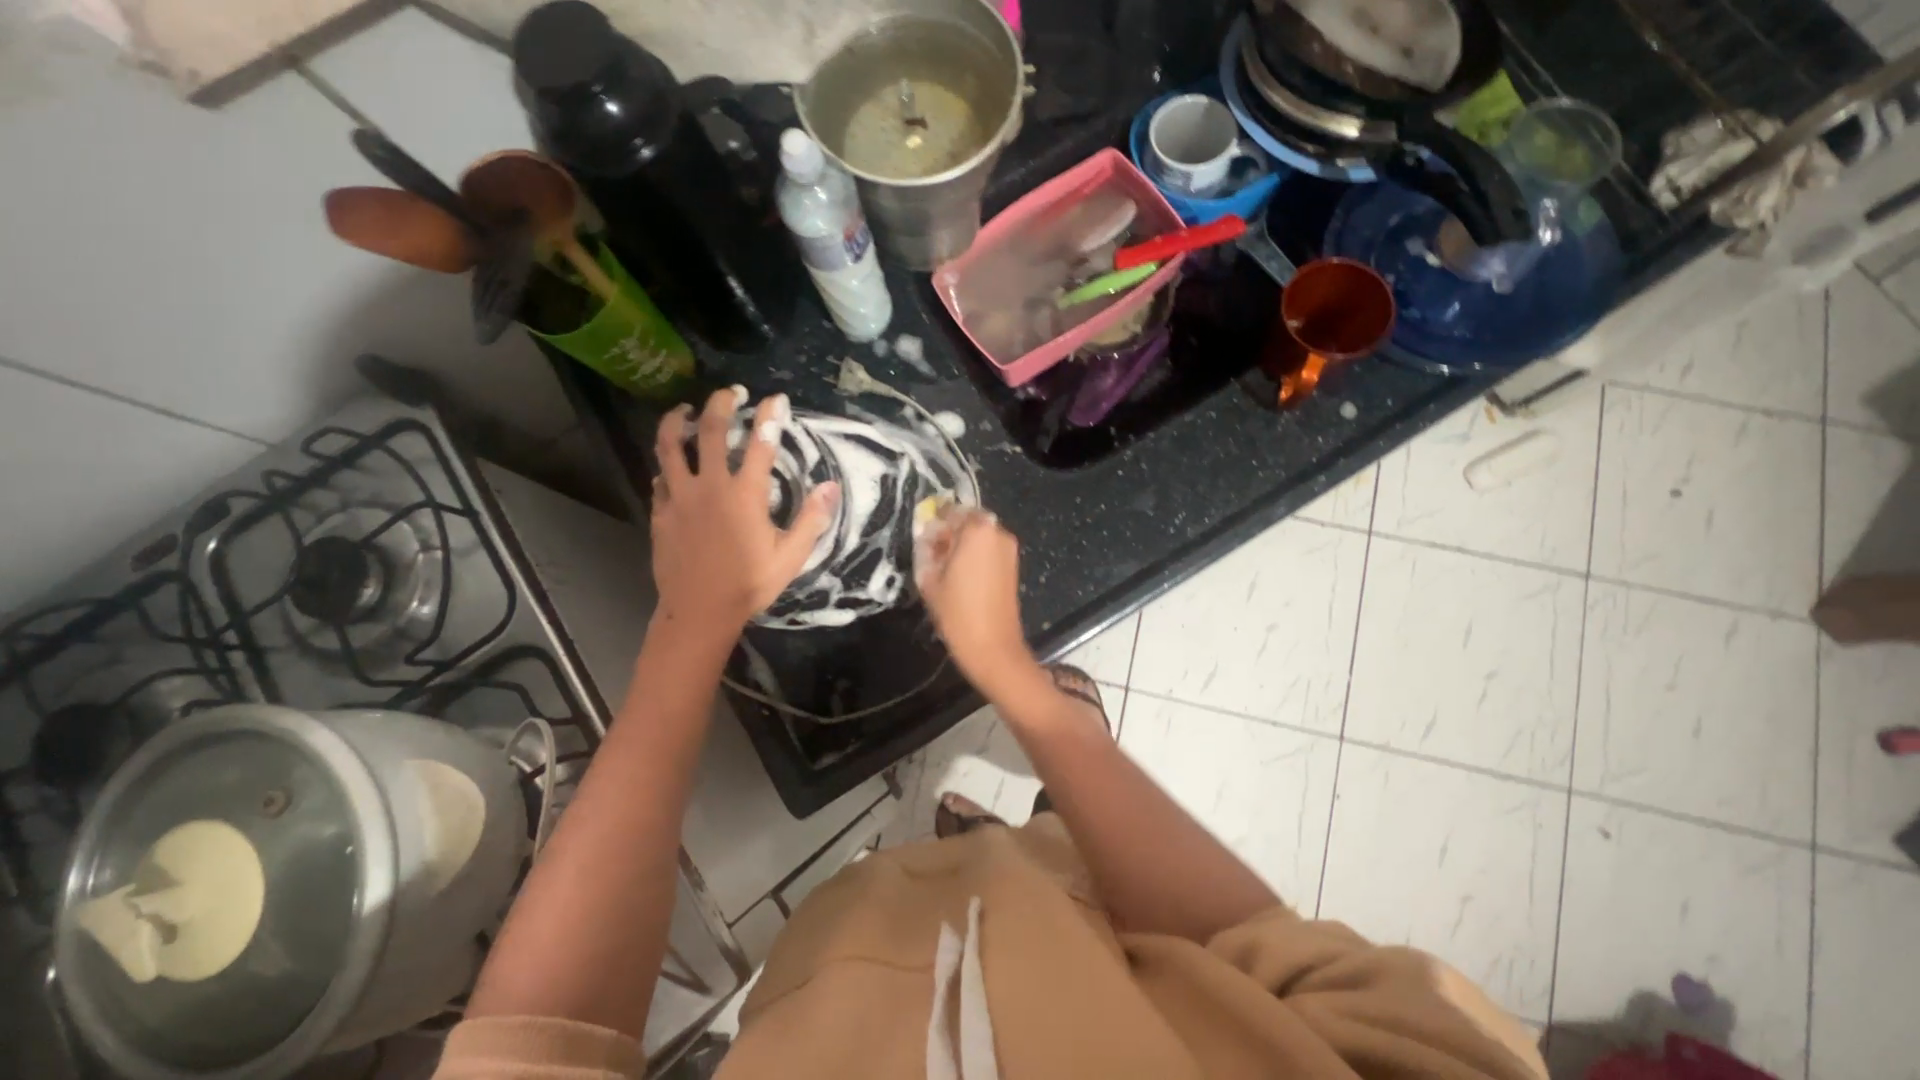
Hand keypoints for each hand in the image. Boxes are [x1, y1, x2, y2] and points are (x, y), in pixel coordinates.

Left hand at [650, 388, 838, 641]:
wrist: (699, 611)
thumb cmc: (750, 585)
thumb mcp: (791, 557)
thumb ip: (811, 519)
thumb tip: (830, 487)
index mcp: (745, 495)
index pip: (761, 442)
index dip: (770, 416)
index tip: (775, 399)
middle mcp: (710, 486)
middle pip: (711, 430)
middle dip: (722, 403)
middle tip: (731, 392)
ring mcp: (680, 497)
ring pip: (671, 446)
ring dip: (677, 421)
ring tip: (684, 410)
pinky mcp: (661, 512)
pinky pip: (660, 478)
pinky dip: (667, 466)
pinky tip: (671, 465)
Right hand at [914, 504, 1039, 698]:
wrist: (992, 647)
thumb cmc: (957, 612)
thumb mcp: (930, 579)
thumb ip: (927, 550)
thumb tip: (928, 536)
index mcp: (977, 530)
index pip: (950, 511)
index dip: (934, 523)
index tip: (923, 541)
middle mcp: (997, 532)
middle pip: (967, 521)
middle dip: (949, 534)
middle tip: (932, 555)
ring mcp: (1009, 549)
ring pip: (979, 536)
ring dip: (962, 545)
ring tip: (945, 570)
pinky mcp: (1013, 566)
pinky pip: (989, 550)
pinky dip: (975, 556)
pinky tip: (961, 578)